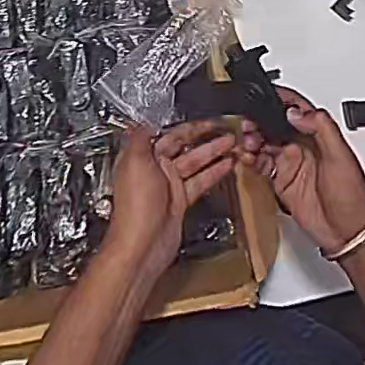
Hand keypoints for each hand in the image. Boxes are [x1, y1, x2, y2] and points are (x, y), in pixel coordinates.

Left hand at [101, 119, 235, 284]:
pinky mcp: (180, 201)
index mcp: (141, 156)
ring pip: (195, 161)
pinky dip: (214, 171)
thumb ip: (140, 138)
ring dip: (213, 150)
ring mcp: (168, 185)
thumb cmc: (134, 208)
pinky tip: (226, 164)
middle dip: (202, 134)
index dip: (183, 124)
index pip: (166, 132)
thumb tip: (146, 122)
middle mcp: (154, 169)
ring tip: (231, 141)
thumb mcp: (133, 161)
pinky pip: (200, 181)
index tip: (199, 117)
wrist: (141, 246)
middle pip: (182, 145)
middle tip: (220, 126)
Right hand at [235, 87, 364, 254]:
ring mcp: (292, 163)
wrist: (348, 233)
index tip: (263, 95)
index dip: (280, 100)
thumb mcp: (340, 156)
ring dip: (252, 139)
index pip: (296, 109)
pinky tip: (247, 158)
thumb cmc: (353, 196)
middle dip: (258, 120)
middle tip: (247, 123)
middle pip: (275, 124)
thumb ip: (321, 129)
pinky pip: (262, 165)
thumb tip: (297, 112)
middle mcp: (303, 146)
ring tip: (246, 142)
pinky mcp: (282, 181)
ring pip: (265, 142)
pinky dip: (251, 160)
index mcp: (319, 135)